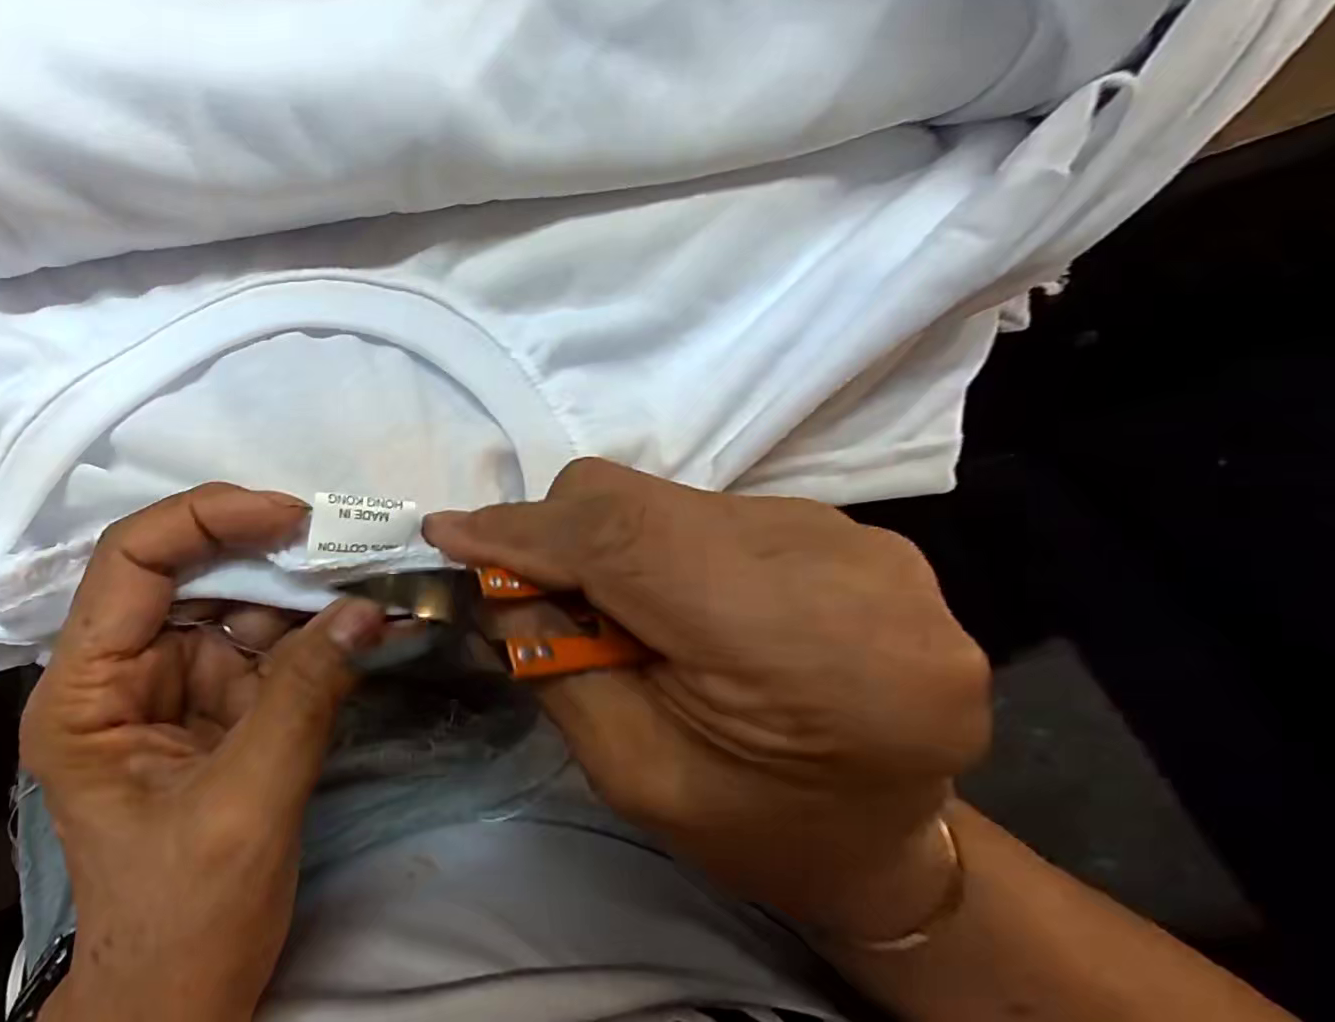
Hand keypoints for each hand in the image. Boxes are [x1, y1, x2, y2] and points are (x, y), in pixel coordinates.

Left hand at [20, 484, 386, 1021]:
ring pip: (236, 603)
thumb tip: (366, 609)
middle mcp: (123, 671)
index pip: (132, 562)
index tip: (289, 515)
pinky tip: (357, 623)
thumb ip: (304, 698)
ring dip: (299, 590)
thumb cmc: (185, 919)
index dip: (206, 518)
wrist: (182, 998)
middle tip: (342, 542)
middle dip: (265, 550)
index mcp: (86, 691)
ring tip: (363, 575)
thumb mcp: (245, 806)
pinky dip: (313, 631)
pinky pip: (267, 644)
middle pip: (188, 571)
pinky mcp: (219, 701)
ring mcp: (174, 683)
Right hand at [423, 459, 991, 938]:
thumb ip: (553, 661)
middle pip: (644, 502)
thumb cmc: (753, 828)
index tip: (448, 534)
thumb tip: (485, 571)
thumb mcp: (631, 769)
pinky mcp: (850, 528)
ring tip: (624, 619)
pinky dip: (662, 544)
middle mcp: (847, 569)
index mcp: (806, 655)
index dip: (528, 531)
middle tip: (529, 597)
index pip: (630, 543)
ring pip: (669, 496)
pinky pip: (708, 507)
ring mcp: (858, 537)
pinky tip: (679, 604)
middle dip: (559, 537)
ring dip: (612, 544)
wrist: (885, 838)